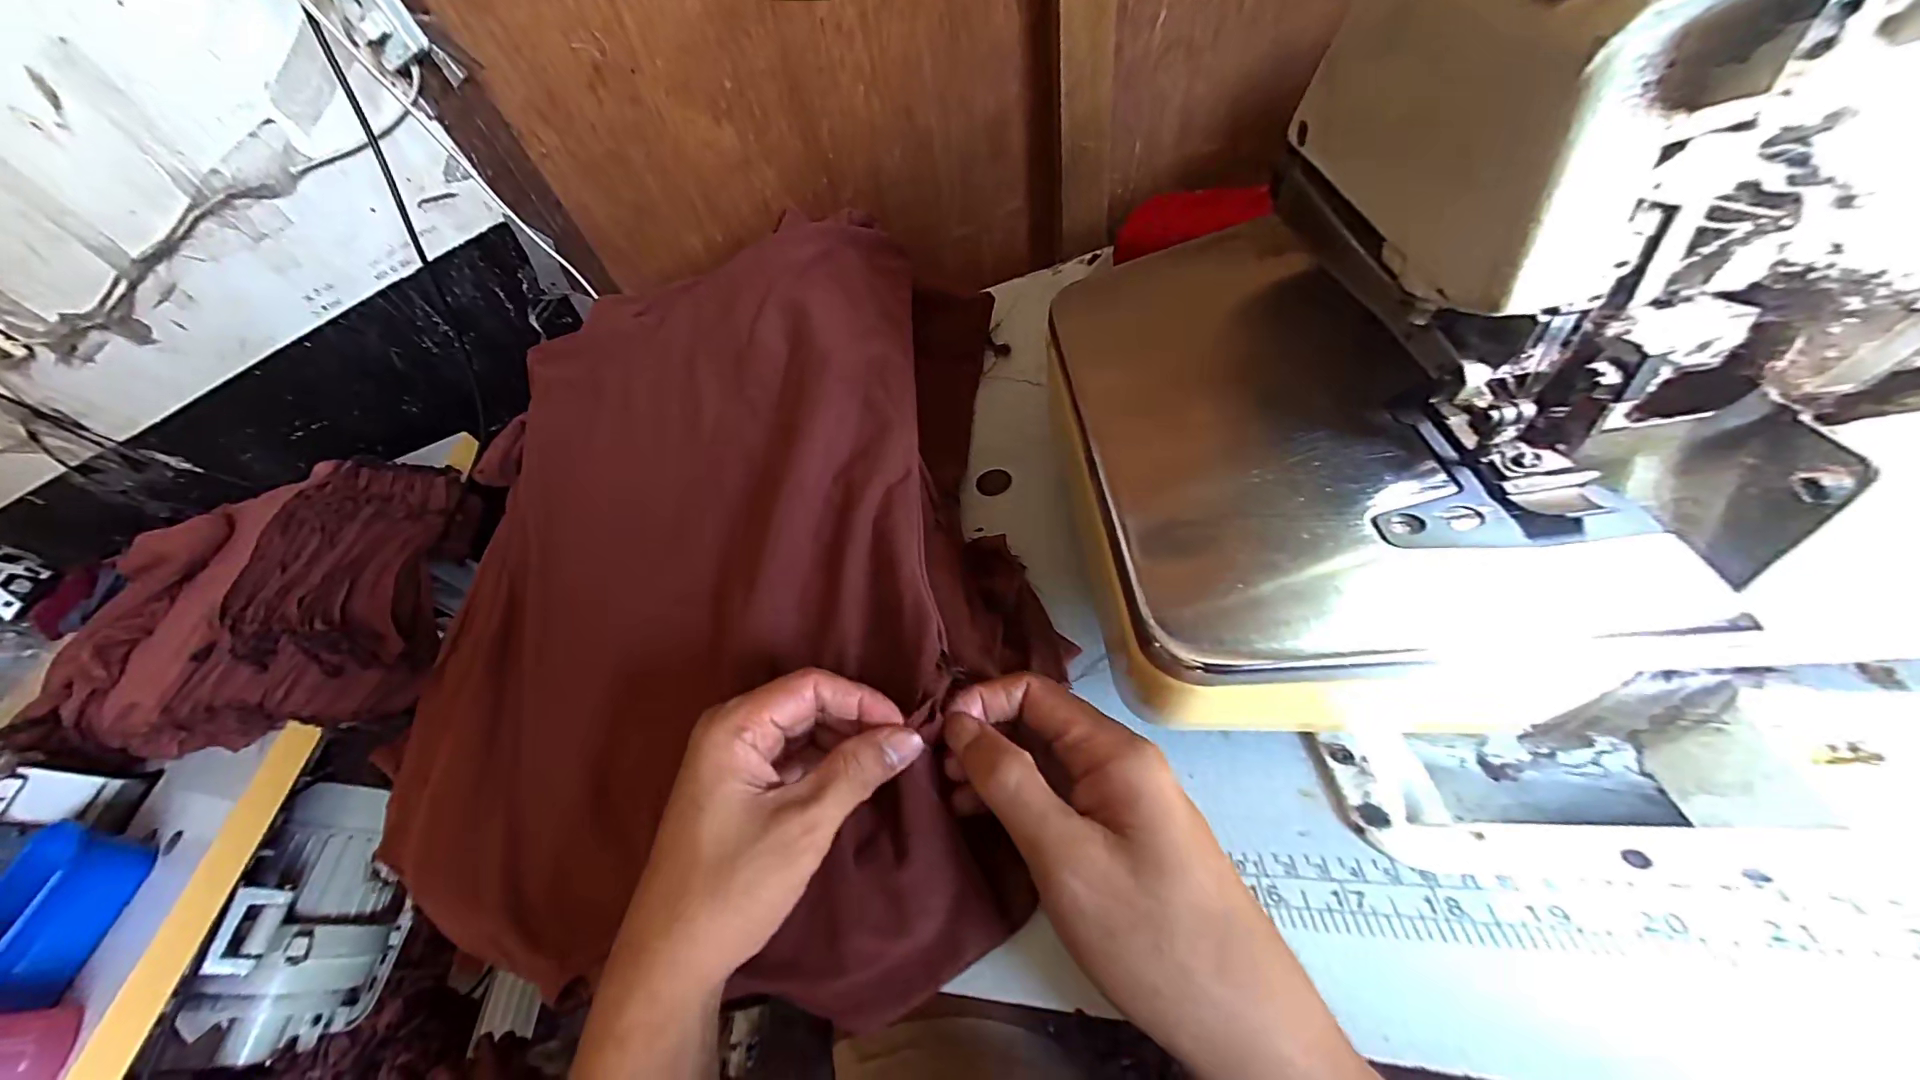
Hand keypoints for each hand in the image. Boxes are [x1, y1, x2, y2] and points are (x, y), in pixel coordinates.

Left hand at [576, 669, 924, 1078]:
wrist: (671, 961)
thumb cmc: (734, 887)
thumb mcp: (804, 823)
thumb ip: (857, 771)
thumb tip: (910, 736)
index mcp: (734, 726)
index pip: (810, 686)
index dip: (861, 699)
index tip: (903, 727)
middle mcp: (730, 730)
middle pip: (805, 702)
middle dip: (855, 718)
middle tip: (899, 746)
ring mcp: (731, 758)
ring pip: (800, 728)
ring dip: (843, 740)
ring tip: (884, 761)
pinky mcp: (738, 785)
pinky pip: (790, 756)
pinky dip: (825, 762)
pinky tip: (854, 777)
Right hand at [943, 674, 1375, 1079]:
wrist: (1238, 1016)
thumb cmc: (1147, 931)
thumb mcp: (1064, 853)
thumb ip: (1009, 781)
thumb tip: (960, 721)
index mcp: (1114, 750)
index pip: (1036, 691)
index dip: (984, 702)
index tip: (940, 735)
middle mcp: (1120, 762)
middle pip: (1040, 724)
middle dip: (986, 738)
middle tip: (940, 775)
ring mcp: (1123, 799)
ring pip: (1047, 763)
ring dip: (998, 771)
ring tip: (956, 801)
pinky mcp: (1121, 833)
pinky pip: (1062, 798)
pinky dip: (1021, 802)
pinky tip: (991, 822)